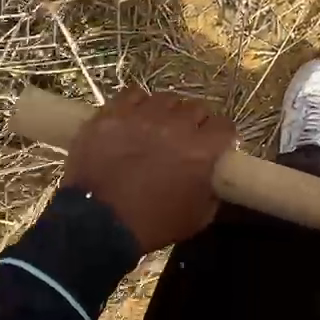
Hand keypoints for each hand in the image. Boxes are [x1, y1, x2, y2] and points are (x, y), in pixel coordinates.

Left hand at [62, 89, 235, 252]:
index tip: (214, 145)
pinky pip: (132, 94)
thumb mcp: (196, 218)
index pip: (224, 125)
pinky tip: (133, 117)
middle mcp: (176, 125)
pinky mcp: (113, 114)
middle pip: (196, 108)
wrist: (94, 226)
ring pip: (166, 98)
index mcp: (201, 150)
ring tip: (157, 126)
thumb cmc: (150, 226)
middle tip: (184, 139)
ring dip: (166, 112)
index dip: (221, 135)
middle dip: (194, 122)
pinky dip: (137, 103)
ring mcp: (142, 116)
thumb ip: (212, 192)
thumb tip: (213, 178)